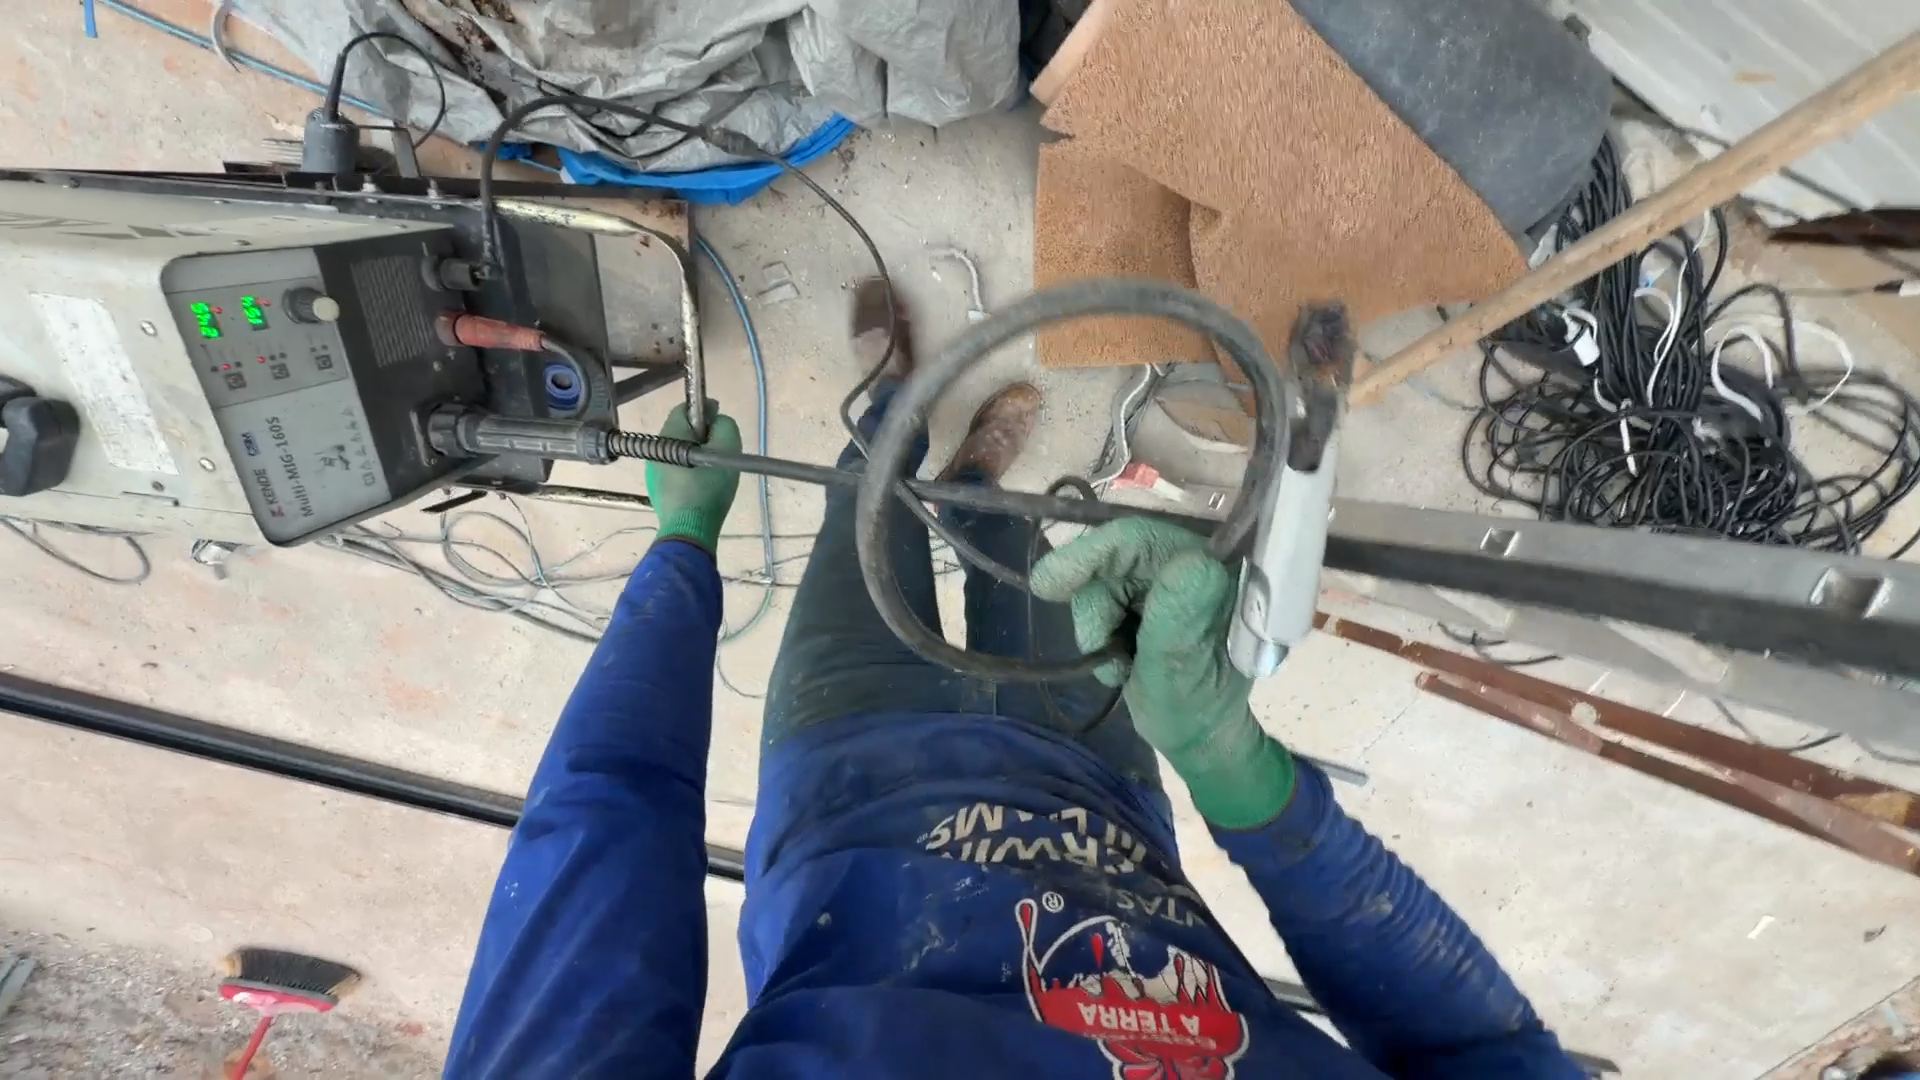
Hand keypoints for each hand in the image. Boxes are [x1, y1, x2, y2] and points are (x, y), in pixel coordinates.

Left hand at [645, 402, 740, 552]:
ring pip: (678, 450)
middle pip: (681, 430)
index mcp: (670, 435)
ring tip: (714, 467)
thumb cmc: (709, 488)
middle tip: (722, 447)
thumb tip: (717, 421)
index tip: (721, 421)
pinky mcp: (657, 488)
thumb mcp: (727, 450)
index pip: (685, 409)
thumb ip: (725, 426)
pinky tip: (702, 484)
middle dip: (703, 434)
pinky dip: (689, 469)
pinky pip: (675, 469)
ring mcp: (653, 470)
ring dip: (696, 452)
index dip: (705, 410)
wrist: (689, 529)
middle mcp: (656, 449)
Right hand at [1031, 518, 1294, 827]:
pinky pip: (1100, 595)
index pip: (1142, 538)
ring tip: (1119, 667)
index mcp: (1213, 572)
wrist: (1196, 735)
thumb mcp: (1182, 670)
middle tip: (1098, 651)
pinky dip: (1099, 629)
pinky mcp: (1146, 595)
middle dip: (1097, 609)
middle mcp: (1188, 562)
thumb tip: (1186, 560)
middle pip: (1111, 557)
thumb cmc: (1195, 710)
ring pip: (1099, 580)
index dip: (1090, 554)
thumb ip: (1178, 616)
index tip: (1047, 585)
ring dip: (1097, 626)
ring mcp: (1164, 578)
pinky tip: (1118, 658)